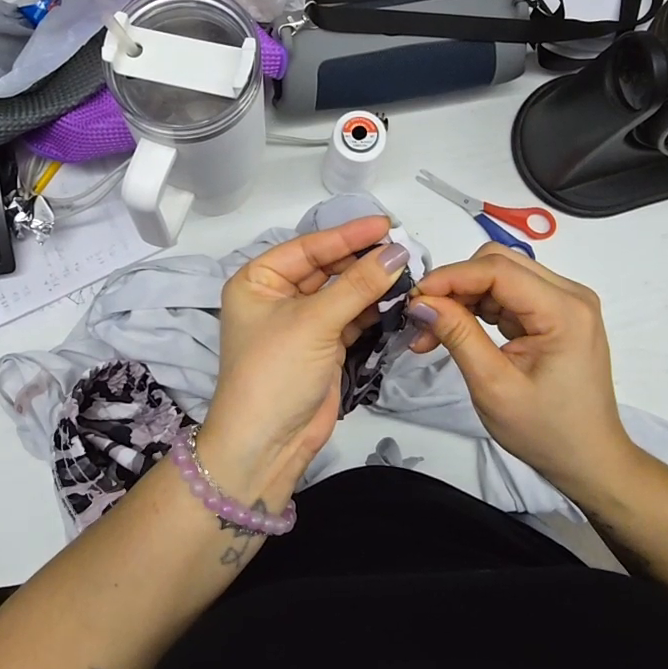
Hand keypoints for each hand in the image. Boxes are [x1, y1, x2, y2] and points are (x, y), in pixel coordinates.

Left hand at [197, 216, 409, 502]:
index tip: (385, 224)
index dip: (347, 235)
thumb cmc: (275, 372)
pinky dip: (373, 310)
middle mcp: (277, 296)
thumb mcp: (314, 323)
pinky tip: (399, 300)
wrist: (267, 444)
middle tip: (404, 249)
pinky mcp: (322, 347)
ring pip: (342, 293)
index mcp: (258, 280)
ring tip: (409, 272)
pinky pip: (351, 318)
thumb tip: (398, 253)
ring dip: (372, 285)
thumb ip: (358, 286)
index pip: (308, 248)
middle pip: (327, 268)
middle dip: (363, 260)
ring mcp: (301, 323)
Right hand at [407, 244, 638, 492]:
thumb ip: (458, 335)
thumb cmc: (545, 430)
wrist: (588, 460)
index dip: (450, 277)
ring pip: (500, 275)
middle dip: (455, 285)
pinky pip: (507, 294)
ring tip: (433, 333)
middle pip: (499, 263)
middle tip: (422, 318)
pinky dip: (478, 308)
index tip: (413, 299)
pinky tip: (456, 331)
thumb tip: (419, 301)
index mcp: (564, 310)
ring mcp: (564, 303)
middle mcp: (570, 295)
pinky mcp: (554, 314)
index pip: (498, 269)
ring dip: (463, 297)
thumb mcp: (493, 386)